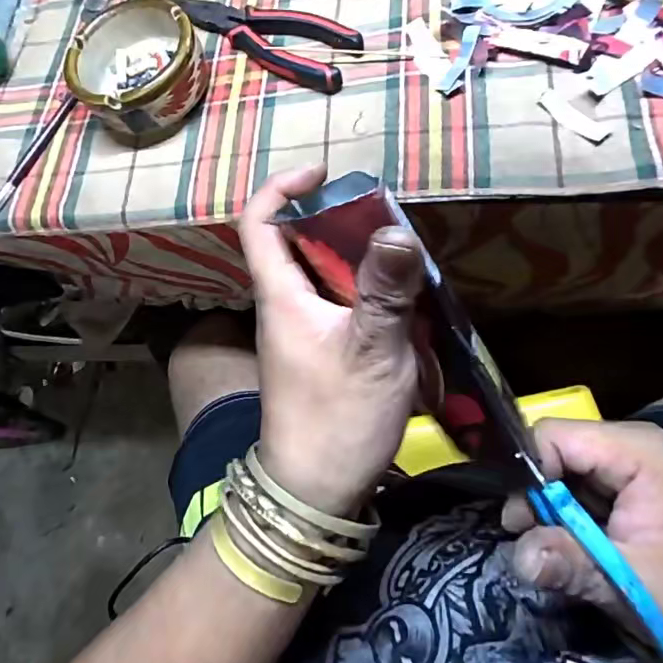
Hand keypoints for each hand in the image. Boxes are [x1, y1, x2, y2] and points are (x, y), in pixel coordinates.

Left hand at [237, 164, 424, 517]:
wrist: (316, 489)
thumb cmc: (337, 419)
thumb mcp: (370, 351)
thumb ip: (383, 292)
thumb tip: (394, 230)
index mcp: (280, 296)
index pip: (259, 224)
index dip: (281, 188)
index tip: (322, 173)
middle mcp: (284, 306)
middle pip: (297, 243)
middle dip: (336, 221)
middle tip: (386, 220)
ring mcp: (300, 331)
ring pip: (323, 275)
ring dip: (358, 260)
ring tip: (403, 260)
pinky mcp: (318, 353)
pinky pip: (338, 305)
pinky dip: (366, 293)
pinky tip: (402, 303)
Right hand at [503, 419, 662, 662]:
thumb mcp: (641, 593)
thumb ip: (575, 566)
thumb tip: (517, 555)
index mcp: (642, 454)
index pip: (551, 436)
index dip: (527, 474)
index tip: (522, 524)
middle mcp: (634, 449)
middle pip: (550, 454)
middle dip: (534, 500)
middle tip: (535, 547)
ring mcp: (632, 470)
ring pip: (557, 476)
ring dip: (548, 517)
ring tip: (557, 557)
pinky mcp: (629, 493)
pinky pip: (574, 494)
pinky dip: (564, 524)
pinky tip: (573, 555)